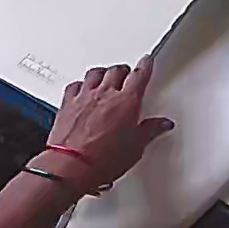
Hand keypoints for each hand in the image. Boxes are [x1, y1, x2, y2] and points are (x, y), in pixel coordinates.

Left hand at [35, 58, 174, 190]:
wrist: (72, 166)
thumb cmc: (102, 159)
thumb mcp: (135, 148)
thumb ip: (149, 131)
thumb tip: (161, 125)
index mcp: (127, 102)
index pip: (139, 75)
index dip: (145, 66)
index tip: (146, 62)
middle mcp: (105, 94)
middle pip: (116, 71)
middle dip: (124, 70)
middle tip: (127, 74)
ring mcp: (84, 97)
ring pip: (95, 73)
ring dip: (103, 73)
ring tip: (106, 77)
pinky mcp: (67, 104)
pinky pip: (75, 85)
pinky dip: (81, 84)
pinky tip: (81, 88)